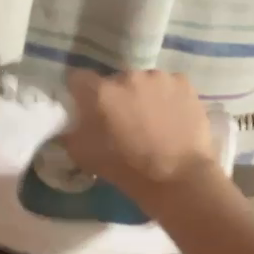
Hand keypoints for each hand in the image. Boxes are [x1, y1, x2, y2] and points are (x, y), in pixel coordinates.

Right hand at [62, 69, 220, 203]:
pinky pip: (167, 85)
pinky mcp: (184, 83)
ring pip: (142, 82)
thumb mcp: (83, 156)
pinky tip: (170, 118)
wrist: (178, 177)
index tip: (83, 107)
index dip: (78, 92)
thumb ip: (70, 133)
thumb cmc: (127, 168)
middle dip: (114, 98)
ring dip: (141, 96)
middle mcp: (128, 76)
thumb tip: (69, 123)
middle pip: (113, 81)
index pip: (77, 78)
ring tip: (150, 121)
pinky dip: (165, 98)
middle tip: (121, 121)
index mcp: (100, 93)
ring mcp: (159, 77)